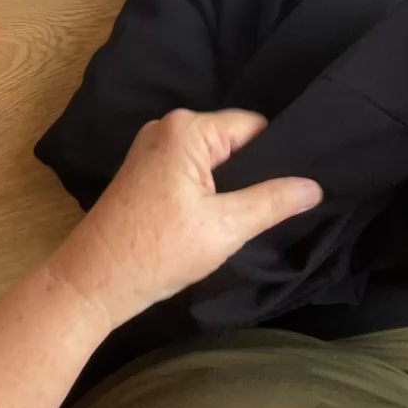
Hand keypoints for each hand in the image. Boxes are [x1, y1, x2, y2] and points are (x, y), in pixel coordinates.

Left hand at [44, 110, 322, 328]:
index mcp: (187, 129)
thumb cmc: (158, 251)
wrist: (92, 281)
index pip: (253, 126)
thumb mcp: (225, 228)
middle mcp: (168, 126)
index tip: (303, 179)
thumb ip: (272, 201)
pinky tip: (221, 213)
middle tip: (287, 201)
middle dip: (256, 168)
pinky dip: (209, 186)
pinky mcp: (144, 169)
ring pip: (213, 156)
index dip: (279, 153)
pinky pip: (191, 166)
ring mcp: (152, 146)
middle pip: (233, 139)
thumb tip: (315, 185)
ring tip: (258, 210)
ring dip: (232, 181)